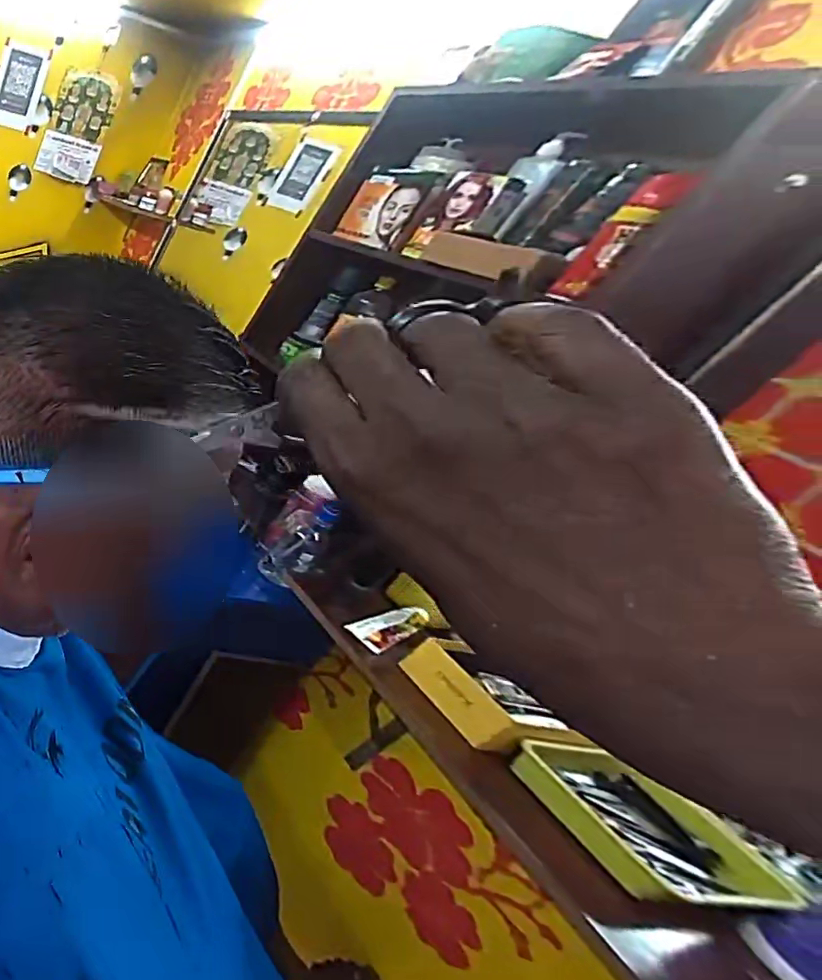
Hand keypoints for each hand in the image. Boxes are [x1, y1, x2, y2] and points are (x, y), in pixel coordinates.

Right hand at [280, 303, 814, 647]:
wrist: (674, 656)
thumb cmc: (521, 619)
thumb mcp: (410, 550)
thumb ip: (379, 482)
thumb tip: (361, 434)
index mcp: (366, 472)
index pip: (304, 382)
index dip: (313, 377)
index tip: (330, 384)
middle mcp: (424, 428)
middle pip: (359, 339)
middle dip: (366, 349)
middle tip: (393, 367)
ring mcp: (521, 406)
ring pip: (445, 326)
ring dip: (445, 345)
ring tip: (472, 371)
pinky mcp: (621, 393)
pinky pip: (552, 323)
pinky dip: (533, 333)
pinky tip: (538, 358)